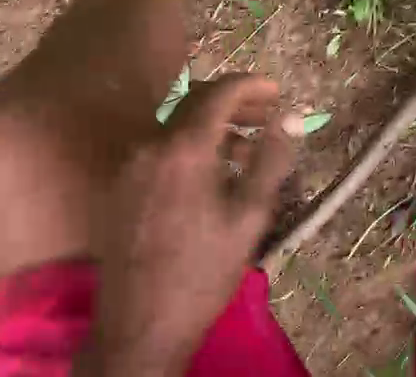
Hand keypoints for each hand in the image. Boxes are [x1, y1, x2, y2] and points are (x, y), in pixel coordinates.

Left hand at [86, 75, 298, 374]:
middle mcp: (152, 145)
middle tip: (266, 113)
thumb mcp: (250, 215)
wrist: (139, 329)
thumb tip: (294, 113)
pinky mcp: (121, 186)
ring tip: (245, 149)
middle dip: (234, 101)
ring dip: (213, 124)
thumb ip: (272, 157)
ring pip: (177, 124)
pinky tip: (211, 174)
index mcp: (185, 148)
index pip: (221, 92)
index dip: (252, 85)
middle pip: (196, 100)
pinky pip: (160, 147)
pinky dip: (190, 145)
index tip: (277, 92)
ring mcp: (131, 165)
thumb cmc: (203, 272)